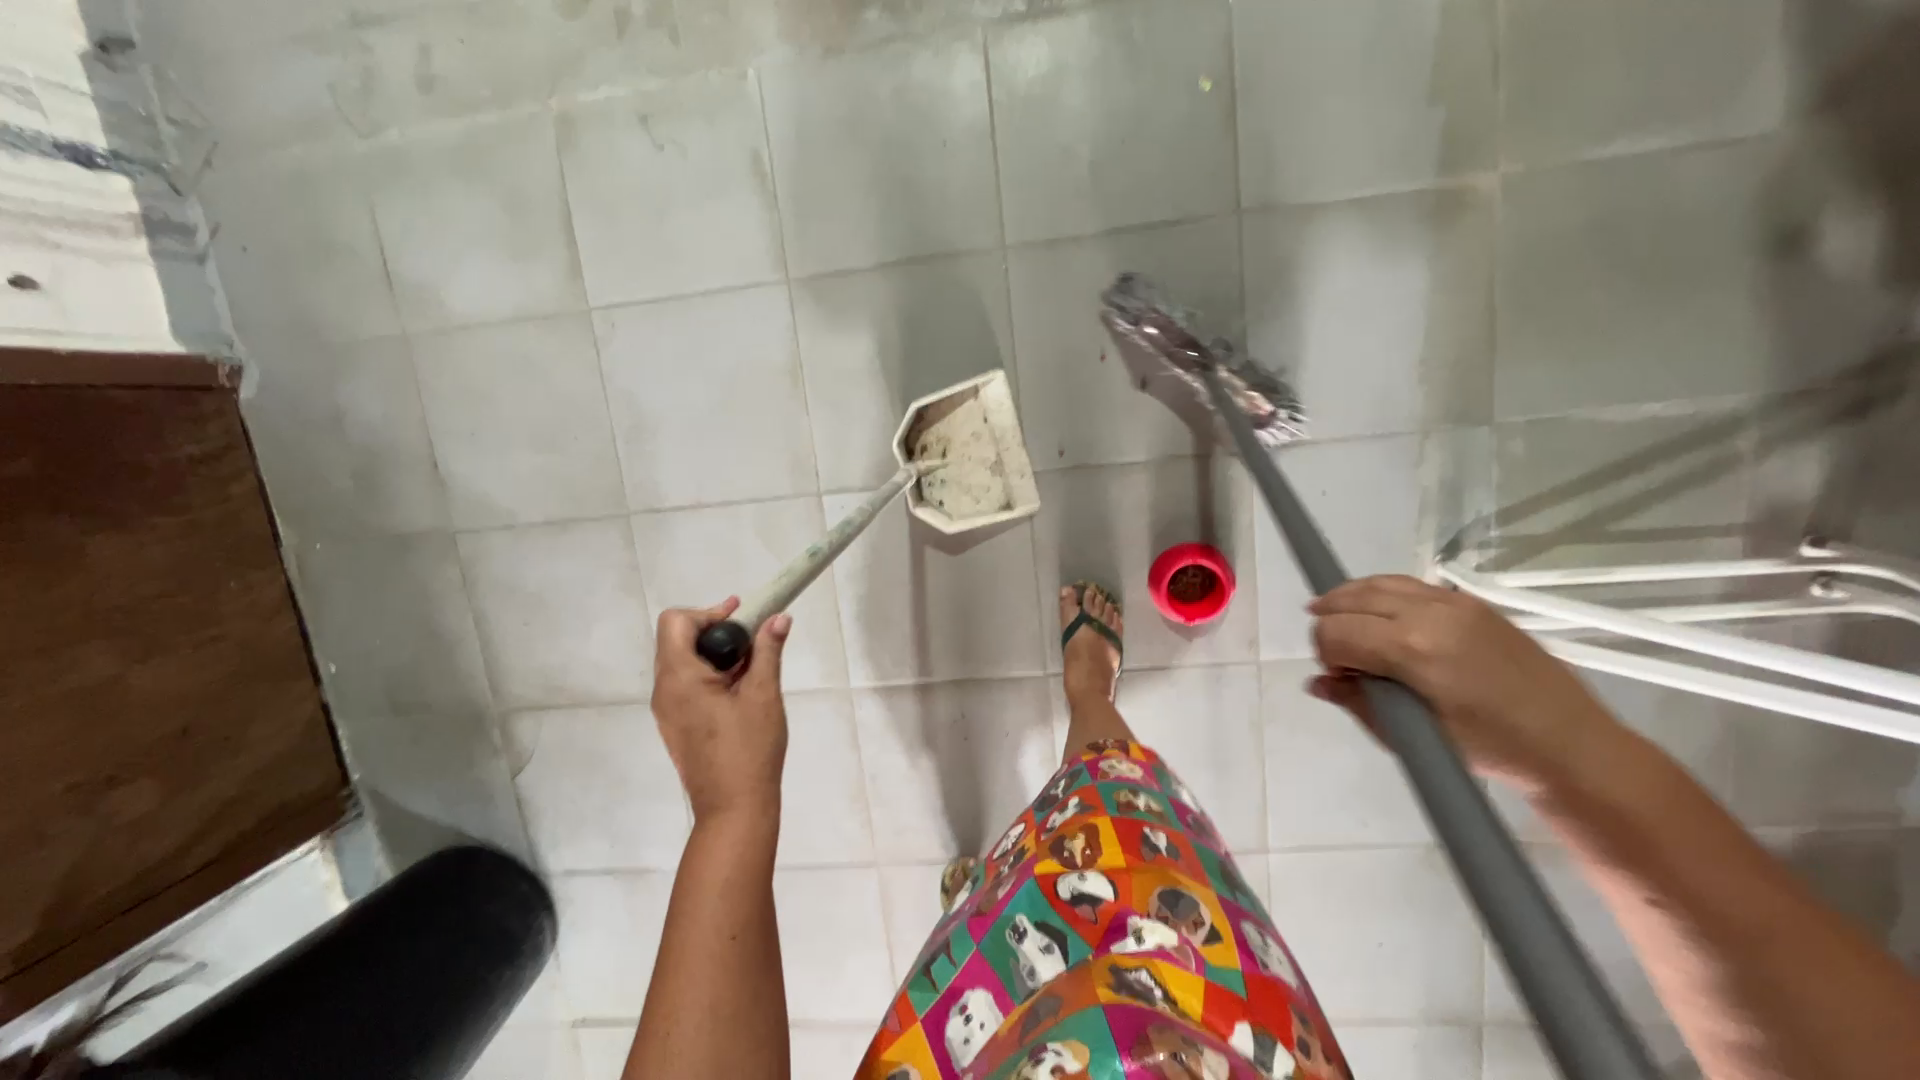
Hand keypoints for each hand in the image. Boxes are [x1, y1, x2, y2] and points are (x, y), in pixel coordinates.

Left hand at [650, 598, 791, 823]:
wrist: (733, 807)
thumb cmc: (750, 748)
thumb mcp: (763, 694)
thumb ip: (768, 650)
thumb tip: (778, 617)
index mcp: (679, 677)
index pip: (676, 621)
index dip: (708, 613)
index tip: (741, 621)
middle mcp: (664, 690)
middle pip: (676, 639)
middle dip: (713, 631)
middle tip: (751, 638)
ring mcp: (667, 711)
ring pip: (681, 663)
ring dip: (712, 654)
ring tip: (750, 665)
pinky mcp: (676, 726)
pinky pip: (684, 686)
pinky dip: (707, 675)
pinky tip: (738, 690)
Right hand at [1307, 575, 1625, 792]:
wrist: (1569, 743)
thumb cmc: (1489, 748)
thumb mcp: (1415, 735)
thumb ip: (1360, 702)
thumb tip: (1318, 683)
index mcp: (1414, 649)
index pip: (1337, 631)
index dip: (1325, 653)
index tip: (1339, 678)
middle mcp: (1431, 613)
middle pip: (1352, 599)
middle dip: (1331, 622)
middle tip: (1335, 656)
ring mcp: (1454, 603)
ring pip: (1379, 583)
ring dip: (1351, 600)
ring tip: (1337, 620)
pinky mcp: (1472, 603)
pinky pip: (1410, 585)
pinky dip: (1382, 595)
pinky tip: (1379, 617)